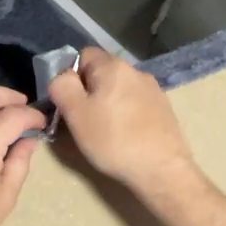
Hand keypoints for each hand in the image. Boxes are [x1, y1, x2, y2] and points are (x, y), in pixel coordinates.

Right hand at [48, 47, 193, 190]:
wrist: (162, 169)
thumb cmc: (114, 140)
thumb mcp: (75, 113)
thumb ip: (62, 87)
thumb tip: (62, 77)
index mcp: (113, 66)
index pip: (83, 55)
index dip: (70, 76)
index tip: (70, 102)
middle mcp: (136, 71)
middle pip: (102, 72)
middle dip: (89, 91)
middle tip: (84, 120)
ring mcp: (153, 89)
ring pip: (119, 89)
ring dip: (108, 103)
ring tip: (105, 131)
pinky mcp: (163, 108)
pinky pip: (135, 103)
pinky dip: (125, 114)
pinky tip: (126, 135)